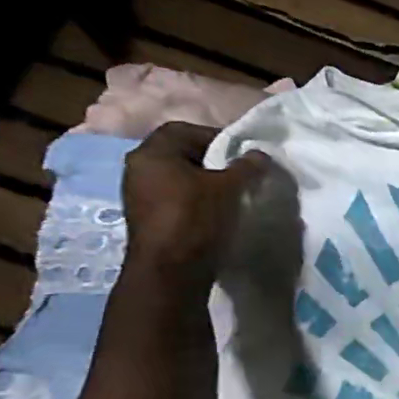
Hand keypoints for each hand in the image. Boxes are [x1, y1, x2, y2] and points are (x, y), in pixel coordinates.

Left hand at [122, 122, 269, 281]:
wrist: (171, 268)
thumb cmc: (197, 217)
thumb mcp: (230, 188)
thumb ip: (246, 167)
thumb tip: (259, 154)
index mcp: (152, 154)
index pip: (184, 130)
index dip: (216, 136)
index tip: (241, 153)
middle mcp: (138, 168)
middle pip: (181, 153)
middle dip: (212, 159)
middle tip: (240, 172)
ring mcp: (139, 193)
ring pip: (179, 176)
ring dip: (205, 180)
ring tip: (233, 192)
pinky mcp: (148, 215)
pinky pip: (175, 195)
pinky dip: (196, 197)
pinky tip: (217, 210)